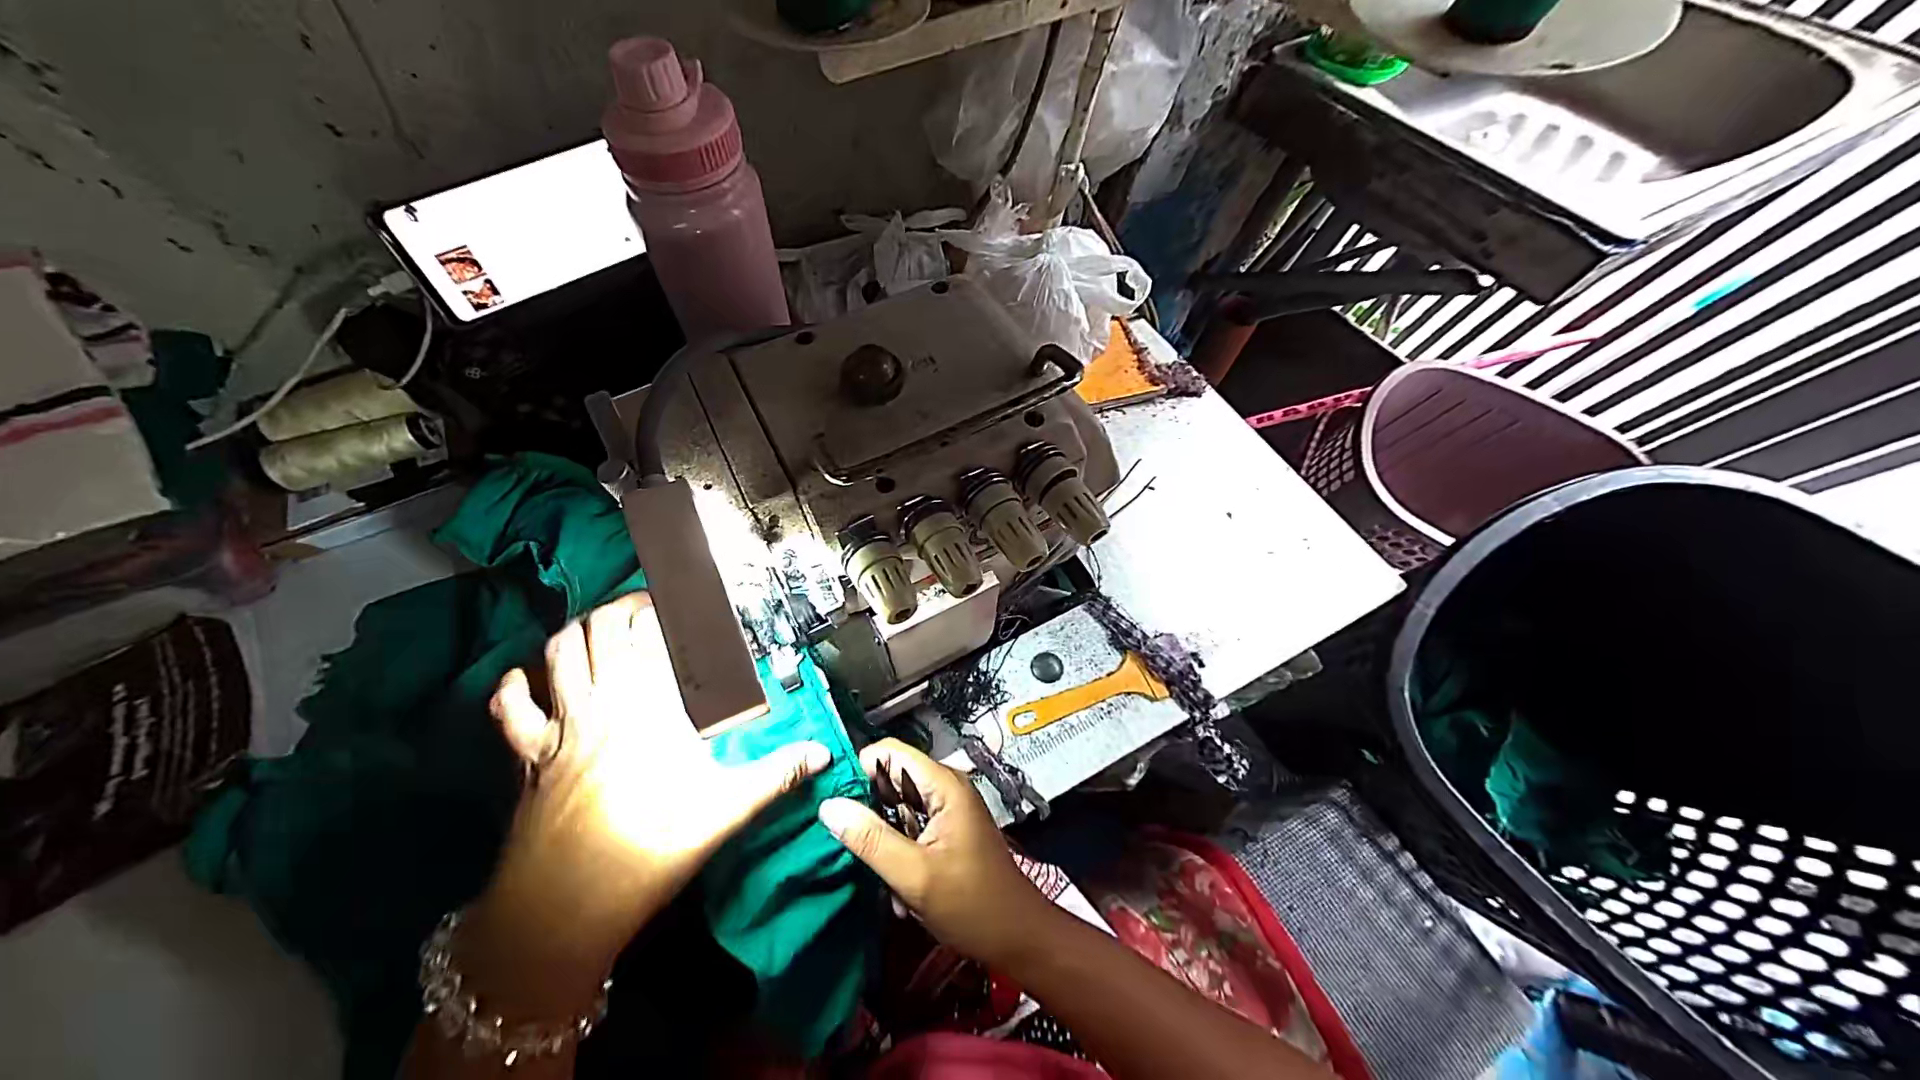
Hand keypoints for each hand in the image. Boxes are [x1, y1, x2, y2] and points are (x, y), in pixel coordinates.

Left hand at [479, 592, 829, 971]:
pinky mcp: (530, 756)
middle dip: (625, 607)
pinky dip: (516, 687)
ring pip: (559, 654)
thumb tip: (822, 755)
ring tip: (602, 628)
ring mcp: (562, 727)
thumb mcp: (726, 811)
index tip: (689, 599)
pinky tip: (527, 680)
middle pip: (603, 629)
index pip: (658, 635)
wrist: (563, 909)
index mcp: (651, 708)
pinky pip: (511, 710)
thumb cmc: (650, 850)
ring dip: (580, 631)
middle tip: (649, 609)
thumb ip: (776, 775)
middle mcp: (603, 704)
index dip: (672, 607)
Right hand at [817, 739, 1057, 968]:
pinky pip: (909, 827)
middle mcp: (945, 788)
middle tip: (847, 842)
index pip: (889, 752)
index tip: (832, 801)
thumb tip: (828, 806)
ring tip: (875, 871)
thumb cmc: (972, 905)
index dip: (858, 769)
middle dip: (866, 808)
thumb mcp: (914, 875)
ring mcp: (947, 809)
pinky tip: (896, 887)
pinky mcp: (945, 831)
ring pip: (896, 806)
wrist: (1017, 937)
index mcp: (943, 784)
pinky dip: (897, 850)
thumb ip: (871, 838)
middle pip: (891, 778)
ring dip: (881, 837)